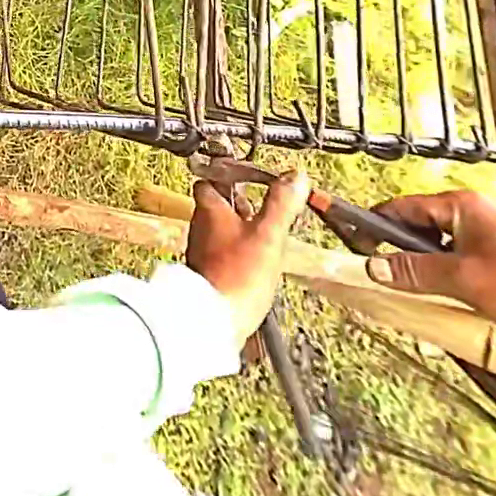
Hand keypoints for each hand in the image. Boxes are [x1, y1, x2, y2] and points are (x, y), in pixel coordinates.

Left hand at [185, 171, 310, 341]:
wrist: (214, 322)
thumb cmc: (238, 276)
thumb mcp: (268, 235)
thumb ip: (281, 204)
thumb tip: (296, 176)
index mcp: (209, 208)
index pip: (210, 178)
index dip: (229, 174)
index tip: (251, 176)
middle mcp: (199, 225)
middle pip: (217, 203)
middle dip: (240, 204)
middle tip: (262, 210)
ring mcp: (201, 250)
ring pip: (220, 228)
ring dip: (241, 228)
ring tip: (264, 238)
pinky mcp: (206, 272)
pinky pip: (222, 251)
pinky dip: (238, 250)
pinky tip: (255, 264)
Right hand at [365, 189, 495, 332]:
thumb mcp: (463, 280)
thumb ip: (415, 271)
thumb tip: (374, 266)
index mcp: (467, 206)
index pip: (405, 208)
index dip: (377, 224)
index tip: (357, 242)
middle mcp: (484, 215)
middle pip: (428, 233)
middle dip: (412, 260)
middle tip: (397, 285)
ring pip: (452, 255)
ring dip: (440, 279)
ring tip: (438, 305)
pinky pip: (475, 270)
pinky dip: (464, 288)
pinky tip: (468, 312)